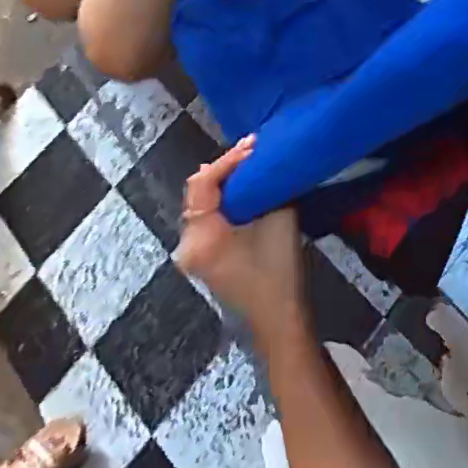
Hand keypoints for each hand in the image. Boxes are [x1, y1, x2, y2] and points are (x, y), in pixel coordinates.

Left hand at [173, 136, 307, 342]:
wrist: (279, 321)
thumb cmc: (279, 274)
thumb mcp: (281, 223)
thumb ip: (270, 189)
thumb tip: (270, 163)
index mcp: (201, 236)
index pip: (202, 183)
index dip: (228, 160)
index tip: (254, 145)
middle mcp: (187, 243)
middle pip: (199, 191)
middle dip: (226, 168)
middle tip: (254, 150)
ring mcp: (192, 252)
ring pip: (203, 204)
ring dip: (227, 183)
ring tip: (253, 163)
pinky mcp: (203, 257)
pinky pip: (209, 218)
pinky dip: (226, 200)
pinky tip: (247, 189)